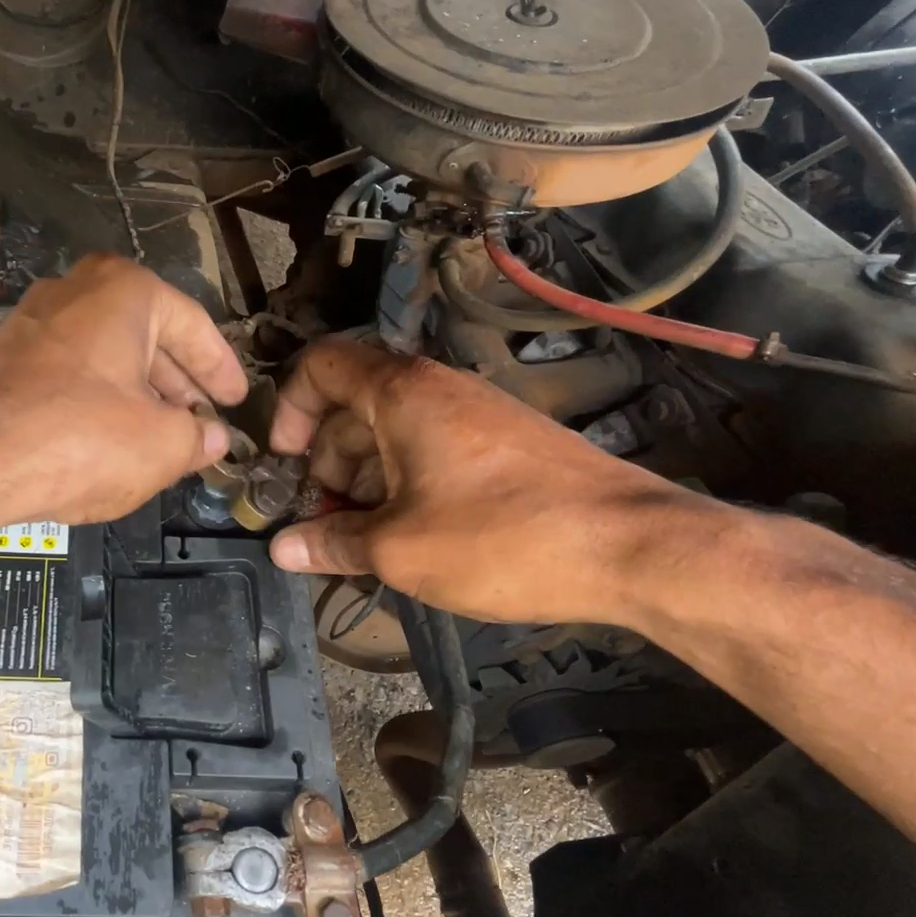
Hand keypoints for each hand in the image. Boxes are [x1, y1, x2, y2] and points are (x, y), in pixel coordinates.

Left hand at [0, 255, 248, 524]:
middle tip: (203, 419)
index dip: (222, 369)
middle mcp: (74, 291)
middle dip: (178, 383)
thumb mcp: (161, 445)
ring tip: (160, 434)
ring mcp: (31, 322)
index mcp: (124, 290)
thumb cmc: (80, 438)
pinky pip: (68, 374)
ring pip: (104, 355)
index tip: (238, 399)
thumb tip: (210, 438)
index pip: (193, 326)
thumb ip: (197, 438)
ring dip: (137, 393)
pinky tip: (107, 437)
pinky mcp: (1, 360)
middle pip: (146, 336)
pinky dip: (96, 400)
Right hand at [267, 339, 717, 623]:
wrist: (634, 548)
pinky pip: (432, 448)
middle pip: (353, 406)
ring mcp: (476, 413)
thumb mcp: (398, 550)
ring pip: (393, 431)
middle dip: (327, 463)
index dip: (289, 409)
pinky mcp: (505, 443)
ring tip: (362, 539)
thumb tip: (281, 549)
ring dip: (364, 479)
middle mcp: (436, 389)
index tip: (285, 465)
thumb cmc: (500, 538)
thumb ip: (331, 543)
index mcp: (401, 393)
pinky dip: (404, 483)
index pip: (321, 366)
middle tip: (324, 522)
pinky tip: (410, 535)